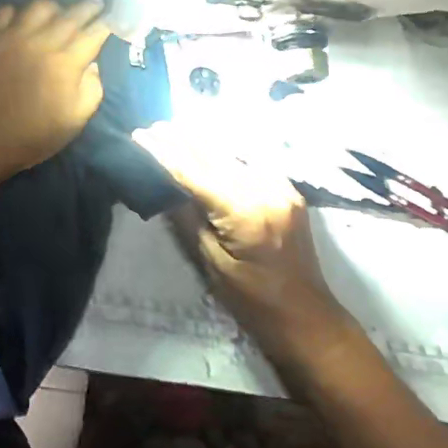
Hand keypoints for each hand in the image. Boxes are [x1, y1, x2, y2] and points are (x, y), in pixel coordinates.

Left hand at [0, 0, 111, 183]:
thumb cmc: (31, 137)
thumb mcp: (74, 122)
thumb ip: (91, 90)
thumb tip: (92, 65)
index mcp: (66, 62)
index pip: (94, 33)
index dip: (107, 23)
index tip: (114, 17)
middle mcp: (41, 41)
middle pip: (70, 15)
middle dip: (87, 7)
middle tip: (96, 2)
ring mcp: (11, 36)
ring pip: (38, 7)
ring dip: (53, 7)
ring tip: (57, 12)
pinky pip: (3, 12)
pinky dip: (15, 12)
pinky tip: (19, 19)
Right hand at [133, 122, 354, 366]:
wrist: (308, 319)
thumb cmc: (253, 300)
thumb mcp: (211, 263)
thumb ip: (187, 218)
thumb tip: (163, 183)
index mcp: (244, 212)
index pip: (194, 172)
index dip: (164, 153)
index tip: (139, 136)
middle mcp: (265, 191)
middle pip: (213, 156)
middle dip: (179, 141)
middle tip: (150, 128)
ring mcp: (280, 188)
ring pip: (231, 153)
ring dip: (200, 142)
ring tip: (171, 131)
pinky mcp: (287, 190)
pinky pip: (249, 161)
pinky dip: (224, 151)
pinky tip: (206, 144)